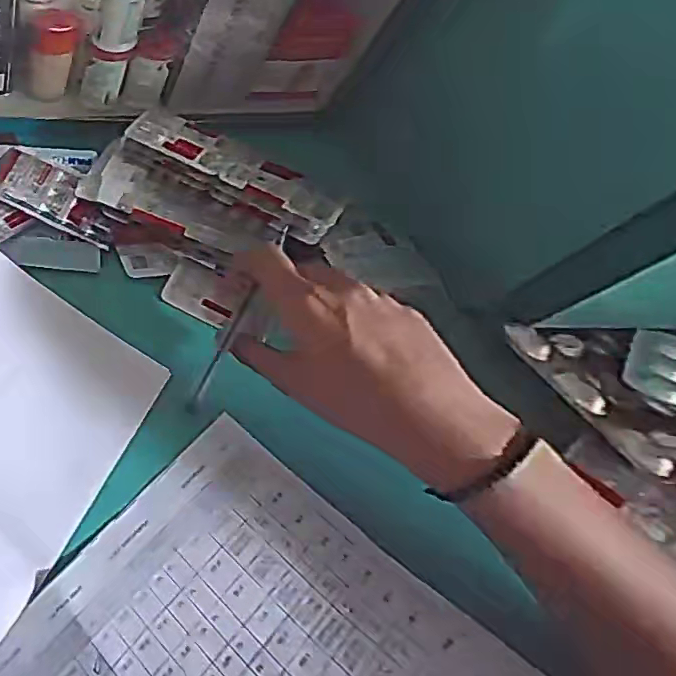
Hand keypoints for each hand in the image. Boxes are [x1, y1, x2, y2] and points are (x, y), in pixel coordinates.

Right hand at [230, 248, 517, 491]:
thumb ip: (257, 354)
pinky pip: (364, 301)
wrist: (437, 418)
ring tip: (321, 340)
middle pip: (298, 270)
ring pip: (333, 285)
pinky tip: (361, 350)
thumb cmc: (356, 402)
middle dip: (280, 287)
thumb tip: (237, 341)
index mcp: (304, 301)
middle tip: (275, 317)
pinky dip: (349, 314)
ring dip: (316, 300)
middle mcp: (338, 287)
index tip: (237, 279)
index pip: (264, 257)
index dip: (244, 262)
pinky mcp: (404, 309)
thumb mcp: (294, 384)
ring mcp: (375, 295)